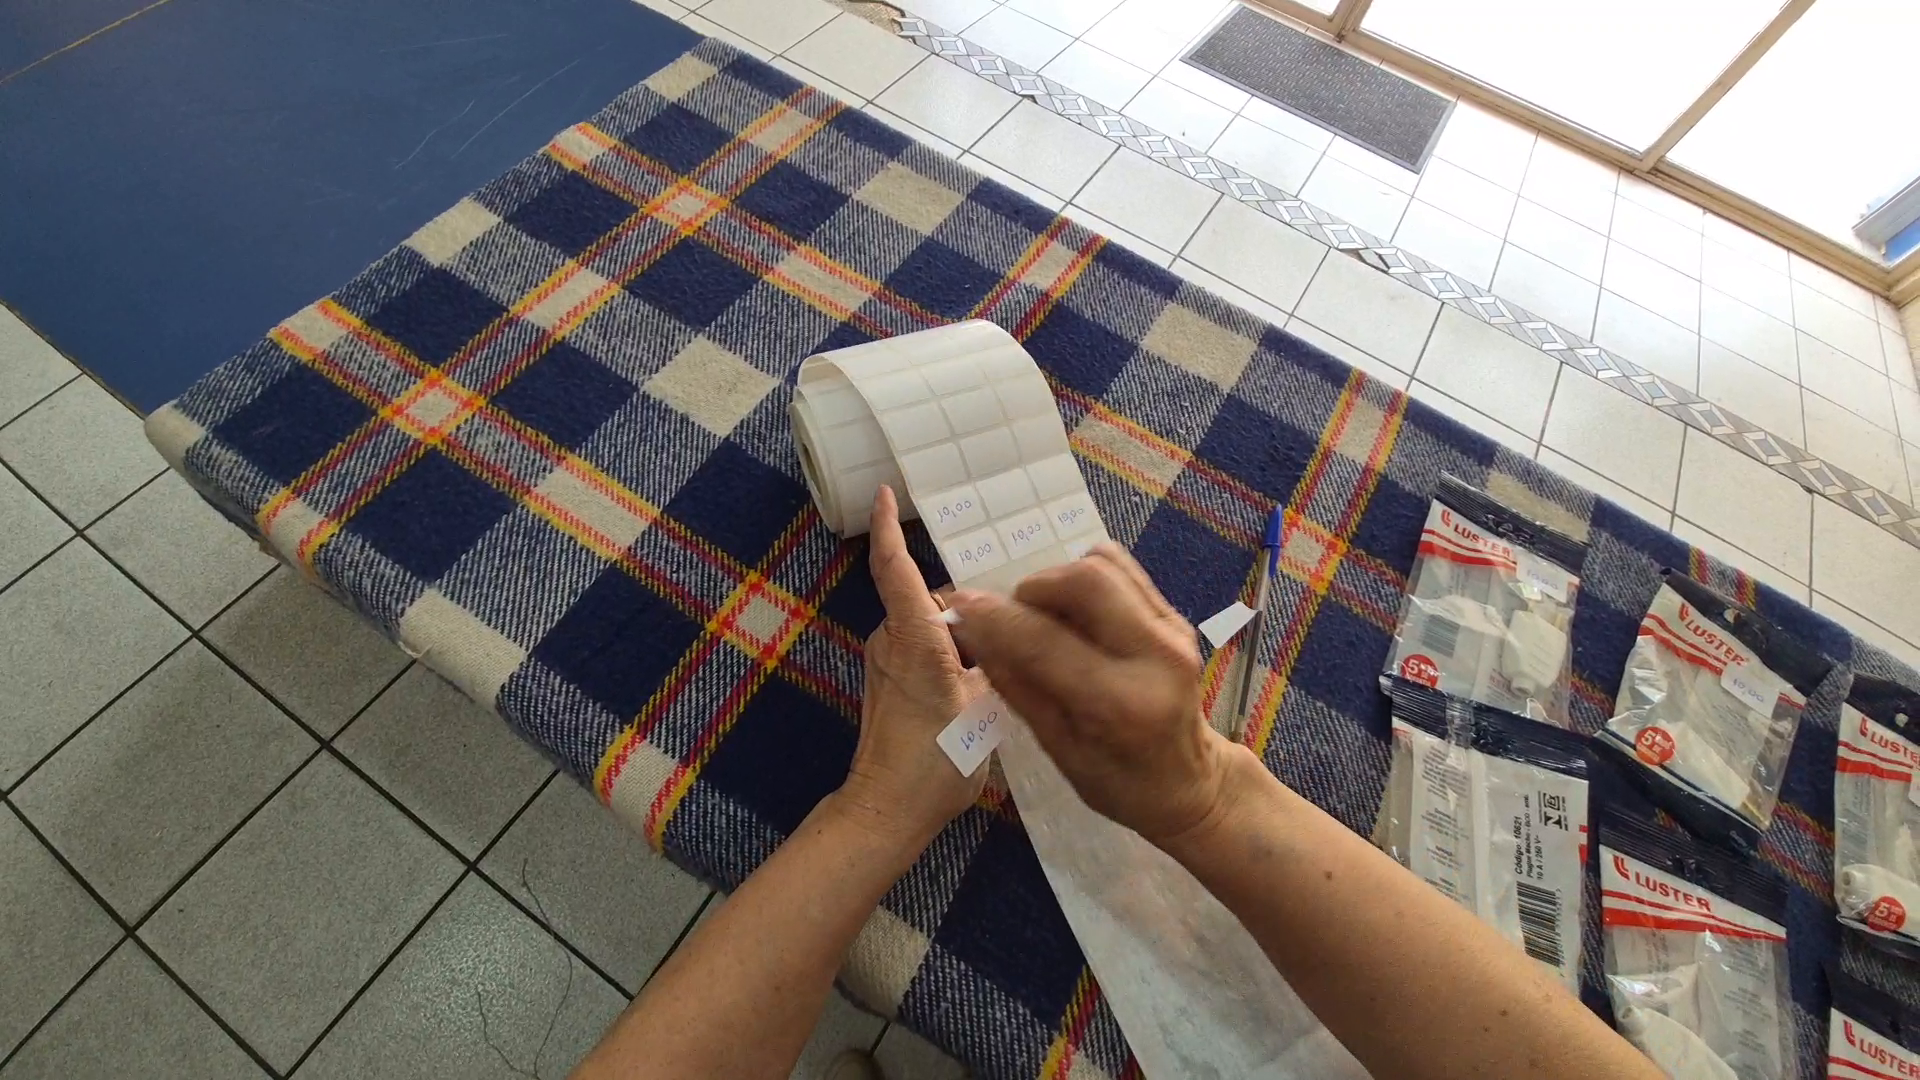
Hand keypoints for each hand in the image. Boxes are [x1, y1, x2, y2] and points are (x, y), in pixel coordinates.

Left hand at [836, 486, 988, 848]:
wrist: (885, 812)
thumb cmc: (935, 761)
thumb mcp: (983, 711)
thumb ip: (994, 664)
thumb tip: (1003, 637)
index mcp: (914, 638)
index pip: (894, 569)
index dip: (888, 528)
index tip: (885, 493)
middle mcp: (891, 640)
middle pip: (931, 599)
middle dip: (971, 603)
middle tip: (1018, 613)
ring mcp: (885, 661)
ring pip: (932, 626)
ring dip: (966, 633)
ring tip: (1009, 650)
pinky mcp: (887, 681)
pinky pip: (924, 648)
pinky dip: (953, 651)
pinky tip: (986, 675)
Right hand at [945, 543, 1235, 846]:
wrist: (1188, 782)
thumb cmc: (1116, 781)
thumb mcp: (1055, 746)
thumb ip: (1014, 683)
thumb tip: (969, 629)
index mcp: (1121, 704)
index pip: (1045, 642)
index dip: (994, 618)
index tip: (959, 606)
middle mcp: (1155, 655)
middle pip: (1084, 580)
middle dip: (1032, 589)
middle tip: (1015, 618)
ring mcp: (1172, 629)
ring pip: (1103, 564)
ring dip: (1058, 581)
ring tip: (1046, 617)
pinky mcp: (1175, 616)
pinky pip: (1120, 569)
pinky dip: (1084, 577)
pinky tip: (1074, 611)